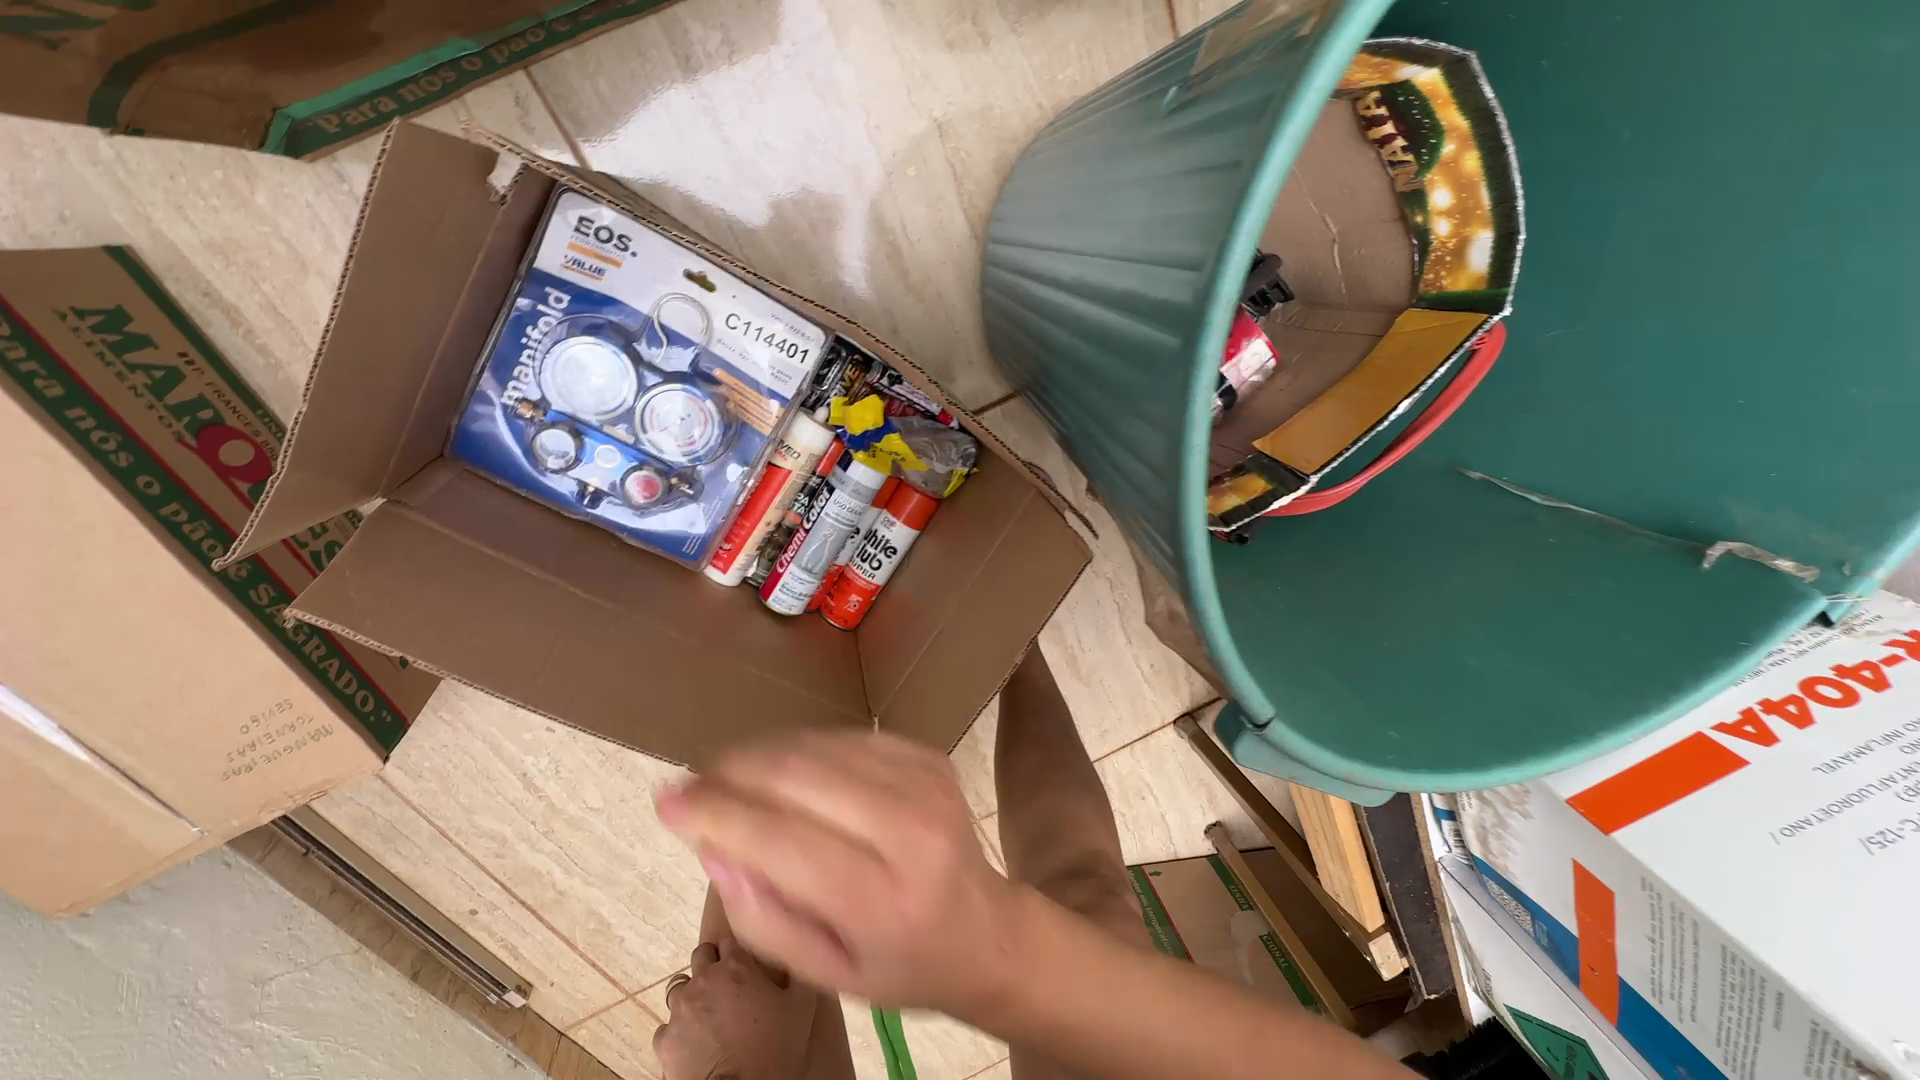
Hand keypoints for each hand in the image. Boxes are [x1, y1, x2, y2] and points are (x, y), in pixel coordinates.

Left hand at [652, 931, 816, 1079]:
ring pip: (679, 988)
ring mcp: (680, 1010)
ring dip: (692, 995)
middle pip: (701, 955)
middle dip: (711, 965)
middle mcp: (704, 980)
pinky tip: (693, 1043)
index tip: (745, 963)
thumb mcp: (801, 1007)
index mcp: (736, 967)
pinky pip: (667, 1027)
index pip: (729, 939)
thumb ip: (798, 973)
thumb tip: (797, 952)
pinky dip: (678, 1031)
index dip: (736, 950)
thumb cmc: (773, 1048)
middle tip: (726, 986)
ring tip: (707, 1014)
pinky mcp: (665, 1040)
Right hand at [654, 730, 1020, 1013]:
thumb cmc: (900, 962)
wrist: (986, 929)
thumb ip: (762, 917)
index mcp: (884, 900)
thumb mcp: (826, 972)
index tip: (666, 801)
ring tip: (730, 780)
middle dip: (729, 772)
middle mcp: (911, 830)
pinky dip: (801, 750)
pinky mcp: (927, 755)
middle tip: (692, 785)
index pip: (781, 840)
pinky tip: (786, 775)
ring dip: (760, 756)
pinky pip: (843, 737)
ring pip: (815, 747)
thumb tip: (712, 846)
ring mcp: (925, 782)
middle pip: (795, 775)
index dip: (715, 814)